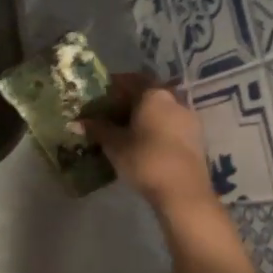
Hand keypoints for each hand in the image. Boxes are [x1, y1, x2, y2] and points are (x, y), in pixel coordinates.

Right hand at [82, 85, 217, 210]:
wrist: (183, 191)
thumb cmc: (145, 159)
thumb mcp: (114, 144)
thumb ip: (97, 129)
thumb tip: (76, 122)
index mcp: (153, 95)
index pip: (129, 81)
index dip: (112, 86)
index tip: (99, 95)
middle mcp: (174, 100)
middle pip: (148, 94)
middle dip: (130, 101)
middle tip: (111, 112)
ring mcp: (189, 119)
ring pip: (162, 109)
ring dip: (145, 115)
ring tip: (127, 129)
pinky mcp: (197, 138)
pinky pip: (172, 124)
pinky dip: (157, 127)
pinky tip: (145, 141)